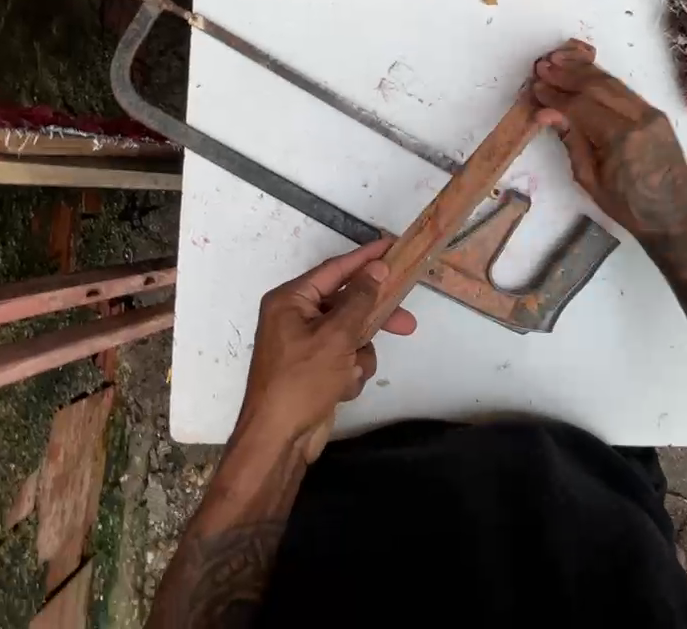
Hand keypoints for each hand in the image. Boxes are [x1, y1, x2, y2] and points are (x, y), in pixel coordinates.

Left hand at [233, 239, 417, 460]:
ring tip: (353, 371)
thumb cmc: (301, 380)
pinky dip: (349, 372)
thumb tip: (376, 268)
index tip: (392, 246)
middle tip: (406, 320)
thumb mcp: (336, 336)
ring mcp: (305, 345)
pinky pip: (345, 358)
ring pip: (350, 335)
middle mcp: (295, 317)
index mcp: (290, 300)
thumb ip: (360, 299)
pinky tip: (342, 388)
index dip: (365, 258)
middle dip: (372, 319)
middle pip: (346, 305)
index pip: (335, 270)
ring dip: (359, 354)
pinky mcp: (315, 369)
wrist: (279, 440)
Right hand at [532, 40, 686, 280]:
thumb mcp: (590, 180)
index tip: (536, 88)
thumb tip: (547, 113)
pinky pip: (625, 90)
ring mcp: (652, 114)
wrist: (674, 217)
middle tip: (543, 66)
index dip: (556, 95)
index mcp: (621, 139)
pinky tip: (585, 70)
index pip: (581, 106)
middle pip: (597, 86)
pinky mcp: (656, 114)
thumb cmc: (628, 207)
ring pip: (613, 82)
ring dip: (584, 69)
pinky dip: (603, 78)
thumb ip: (571, 141)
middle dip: (567, 74)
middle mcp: (639, 119)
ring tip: (559, 60)